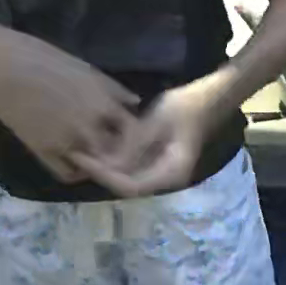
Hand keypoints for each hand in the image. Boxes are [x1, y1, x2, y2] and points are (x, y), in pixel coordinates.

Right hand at [0, 30, 139, 182]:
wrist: (1, 67)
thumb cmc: (45, 59)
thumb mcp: (87, 69)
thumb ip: (114, 90)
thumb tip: (136, 103)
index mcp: (102, 103)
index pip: (134, 131)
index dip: (137, 137)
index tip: (134, 136)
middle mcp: (89, 126)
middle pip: (118, 153)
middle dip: (121, 153)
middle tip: (120, 151)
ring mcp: (66, 142)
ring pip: (95, 166)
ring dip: (100, 165)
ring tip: (99, 156)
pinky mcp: (43, 151)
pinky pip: (67, 173)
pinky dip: (76, 172)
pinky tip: (78, 163)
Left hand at [70, 78, 222, 196]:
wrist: (210, 99)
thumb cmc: (188, 106)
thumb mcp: (157, 121)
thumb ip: (134, 144)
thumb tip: (108, 162)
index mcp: (171, 172)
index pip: (130, 185)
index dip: (104, 174)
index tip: (81, 157)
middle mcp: (166, 179)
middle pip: (127, 185)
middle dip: (101, 172)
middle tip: (75, 153)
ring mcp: (163, 172)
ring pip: (128, 178)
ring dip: (106, 167)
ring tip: (82, 151)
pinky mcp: (158, 163)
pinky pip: (133, 168)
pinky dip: (115, 161)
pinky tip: (99, 147)